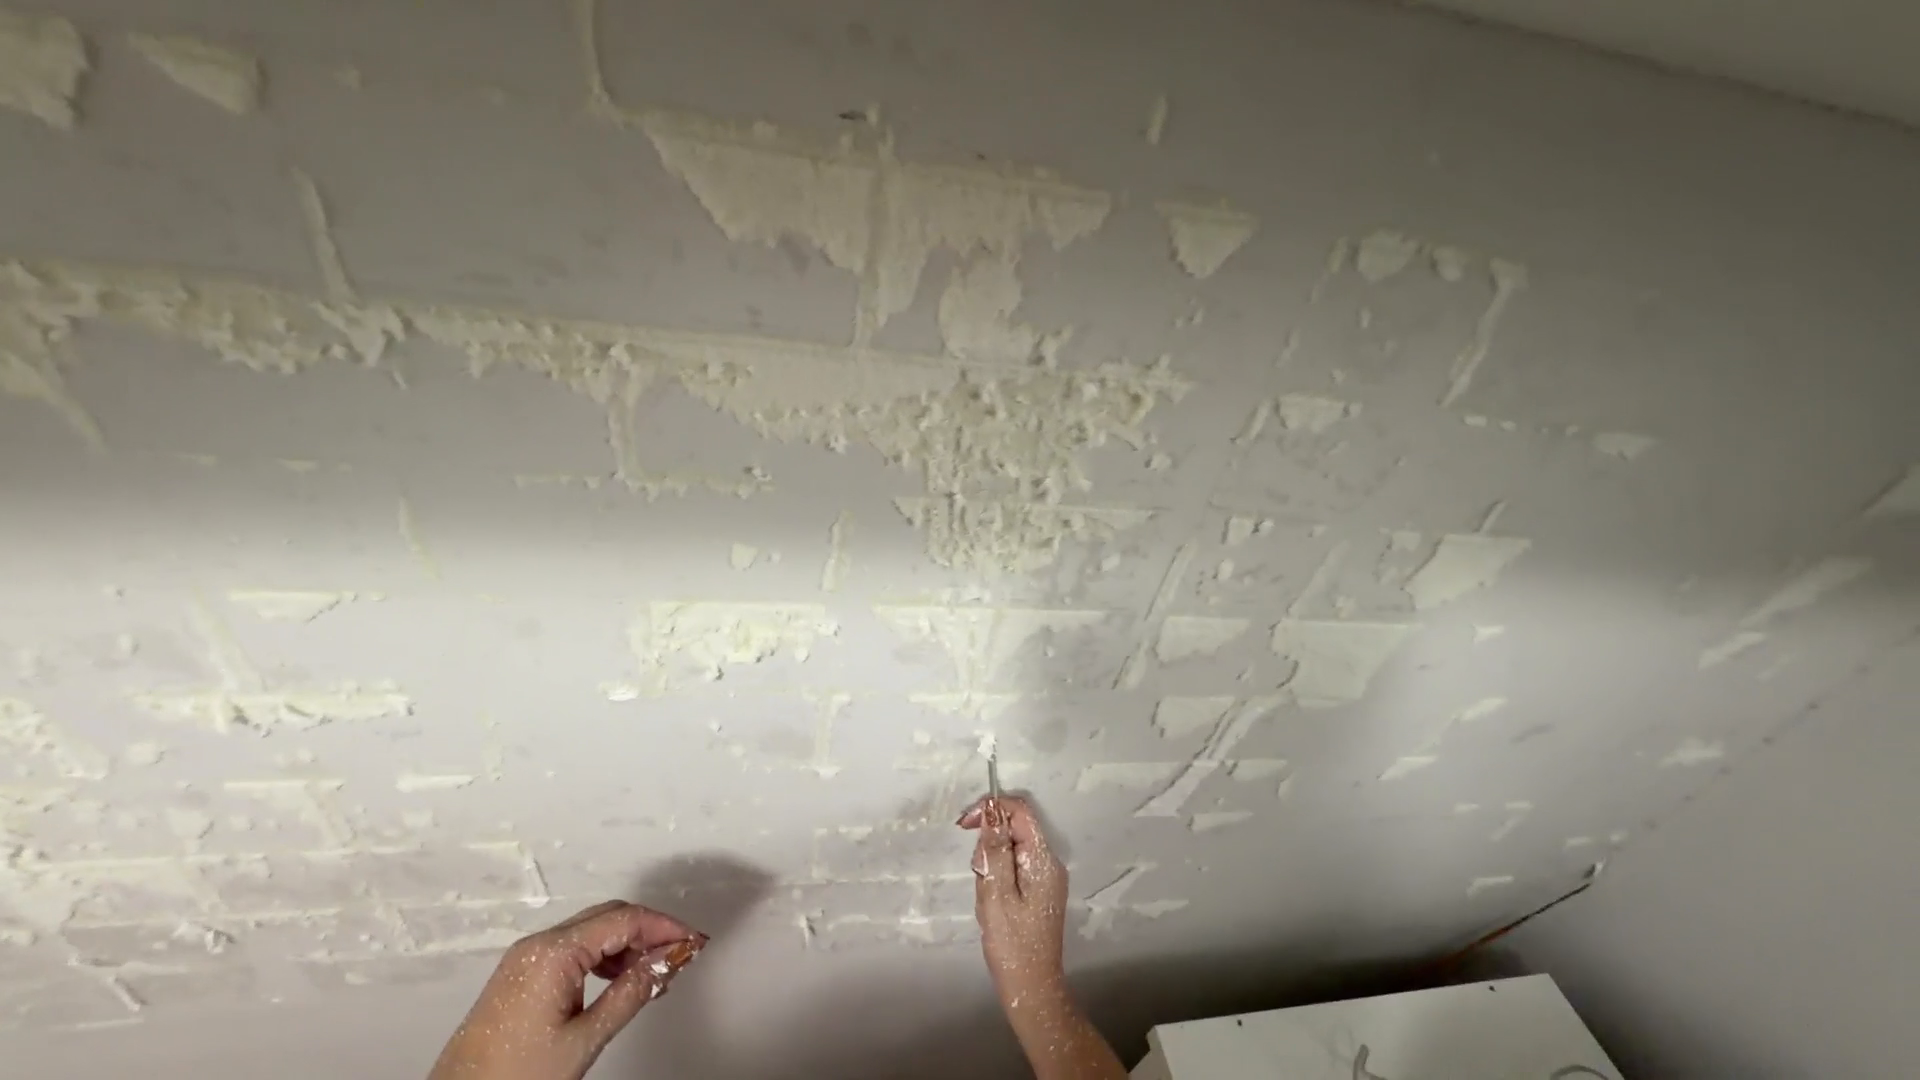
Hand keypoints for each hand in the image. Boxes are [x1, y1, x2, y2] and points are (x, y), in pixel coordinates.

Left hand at [428, 900, 706, 1079]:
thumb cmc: (520, 1075)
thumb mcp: (585, 1039)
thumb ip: (632, 993)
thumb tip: (671, 959)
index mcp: (554, 952)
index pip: (624, 919)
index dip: (665, 926)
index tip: (695, 942)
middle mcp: (539, 943)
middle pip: (608, 916)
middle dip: (648, 930)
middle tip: (680, 955)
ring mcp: (526, 957)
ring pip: (592, 930)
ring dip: (627, 943)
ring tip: (653, 973)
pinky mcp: (520, 974)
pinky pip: (573, 948)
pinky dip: (603, 956)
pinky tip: (618, 980)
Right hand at [958, 794, 1068, 1008]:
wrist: (1031, 988)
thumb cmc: (1011, 943)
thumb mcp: (996, 892)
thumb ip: (995, 848)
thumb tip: (992, 809)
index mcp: (1043, 859)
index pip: (1020, 811)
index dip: (991, 808)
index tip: (964, 825)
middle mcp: (1050, 862)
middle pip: (1015, 828)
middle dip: (989, 843)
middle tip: (979, 876)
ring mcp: (1046, 877)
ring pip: (1011, 848)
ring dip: (992, 863)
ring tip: (987, 896)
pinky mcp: (1039, 890)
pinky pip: (1014, 867)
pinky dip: (998, 876)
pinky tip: (994, 901)